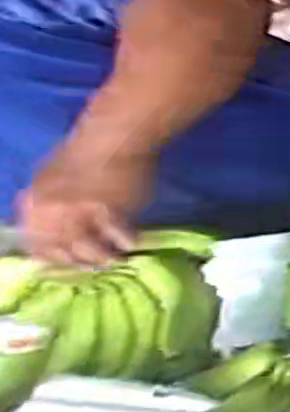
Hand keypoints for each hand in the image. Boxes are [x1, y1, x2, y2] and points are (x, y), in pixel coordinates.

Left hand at [15, 144, 150, 265]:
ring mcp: (82, 212)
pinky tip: (134, 243)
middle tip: (92, 267)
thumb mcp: (48, 180)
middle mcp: (51, 214)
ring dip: (102, 255)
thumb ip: (49, 204)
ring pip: (88, 245)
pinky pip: (118, 232)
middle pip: (61, 247)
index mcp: (33, 206)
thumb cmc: (81, 157)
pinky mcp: (112, 209)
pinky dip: (126, 239)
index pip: (35, 242)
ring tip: (116, 259)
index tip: (63, 266)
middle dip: (77, 261)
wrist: (111, 144)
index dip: (49, 258)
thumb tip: (56, 225)